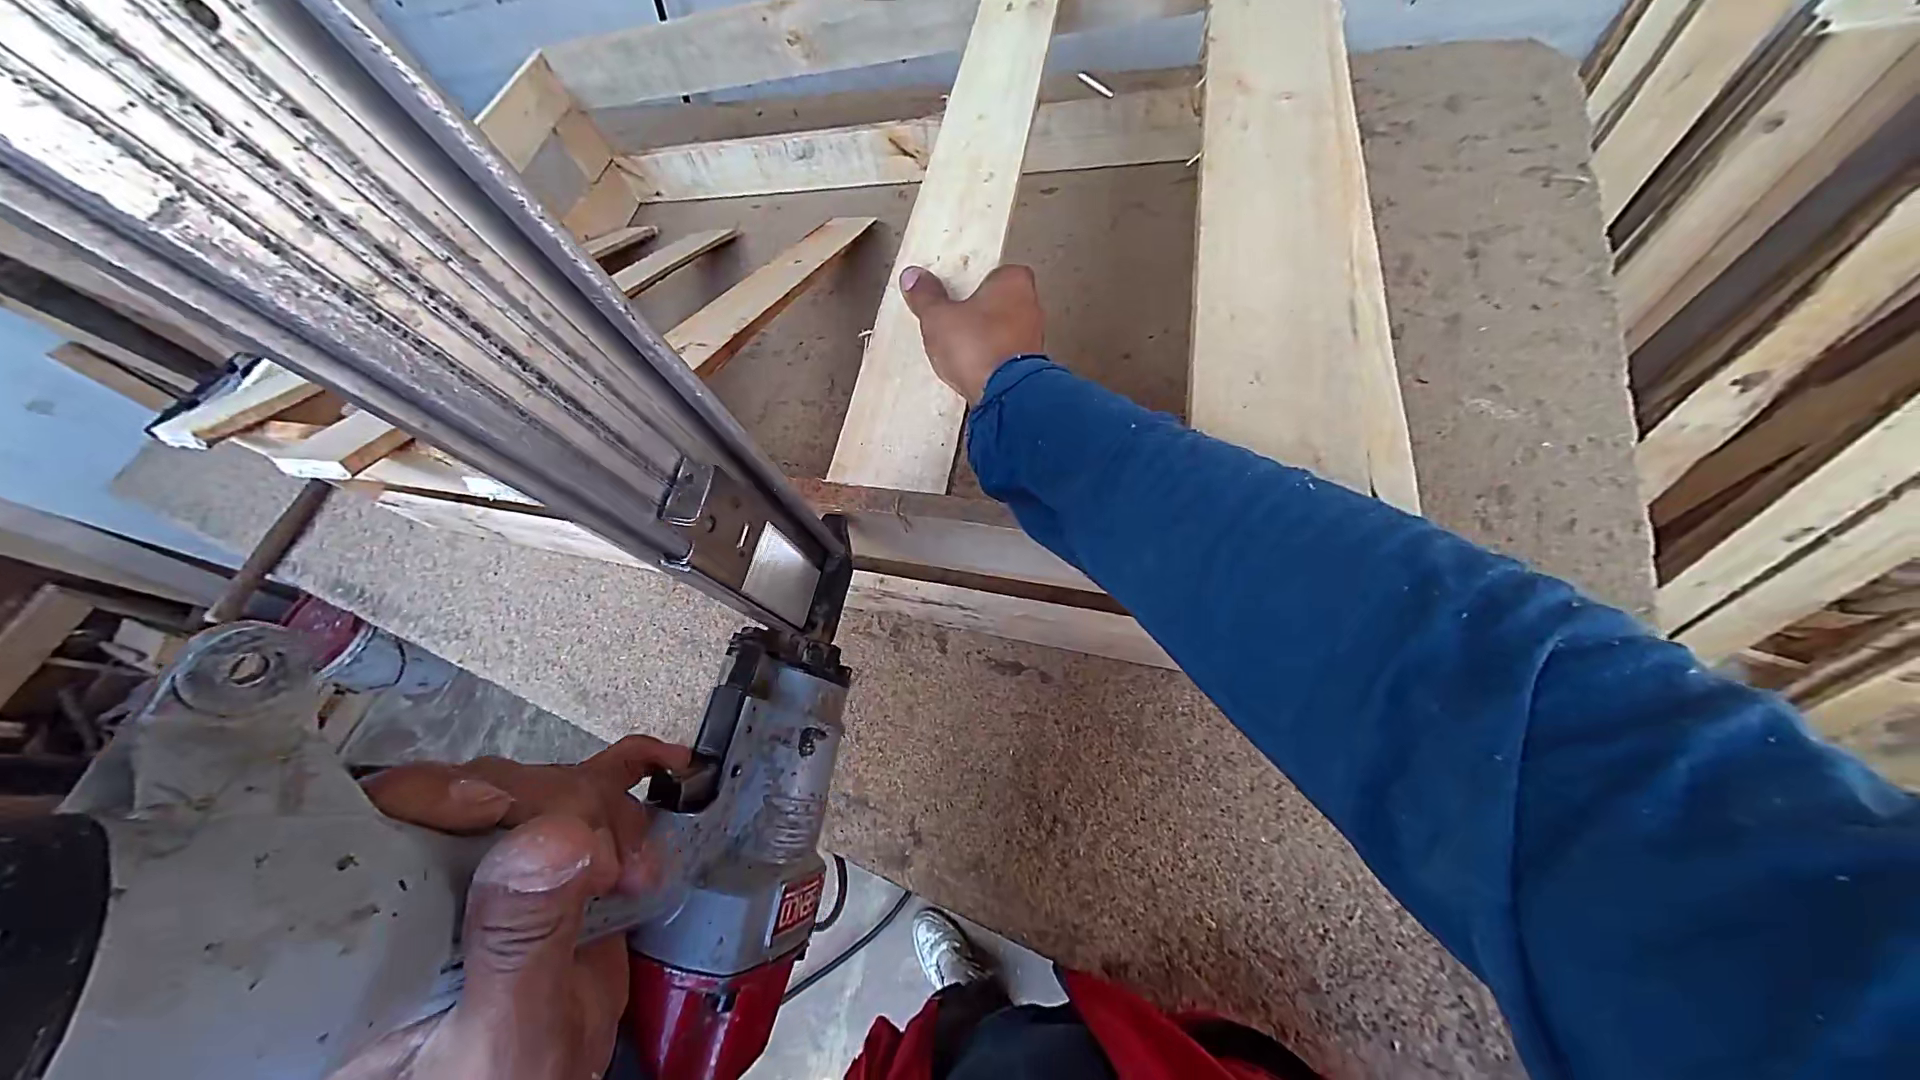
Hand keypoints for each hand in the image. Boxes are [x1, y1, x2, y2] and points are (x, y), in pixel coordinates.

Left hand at [332, 735, 691, 1079]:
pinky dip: (637, 767)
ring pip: (555, 780)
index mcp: (386, 914)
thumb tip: (557, 834)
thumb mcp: (503, 1034)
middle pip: (495, 786)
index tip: (541, 824)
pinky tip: (669, 766)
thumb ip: (520, 941)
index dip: (462, 792)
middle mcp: (435, 867)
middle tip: (612, 871)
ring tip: (636, 873)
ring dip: (612, 811)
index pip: (399, 809)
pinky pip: (600, 779)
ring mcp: (505, 848)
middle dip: (570, 810)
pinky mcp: (564, 843)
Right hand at [899, 263, 1044, 404]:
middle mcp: (1031, 306)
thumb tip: (914, 278)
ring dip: (984, 339)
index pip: (992, 271)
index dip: (970, 283)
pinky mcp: (1030, 368)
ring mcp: (1033, 339)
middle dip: (977, 312)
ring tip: (959, 350)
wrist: (1003, 394)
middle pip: (999, 303)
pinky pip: (1005, 358)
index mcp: (1014, 281)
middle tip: (952, 321)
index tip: (950, 293)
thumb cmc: (979, 346)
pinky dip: (991, 361)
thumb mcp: (938, 316)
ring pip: (1003, 332)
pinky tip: (973, 370)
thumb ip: (925, 295)